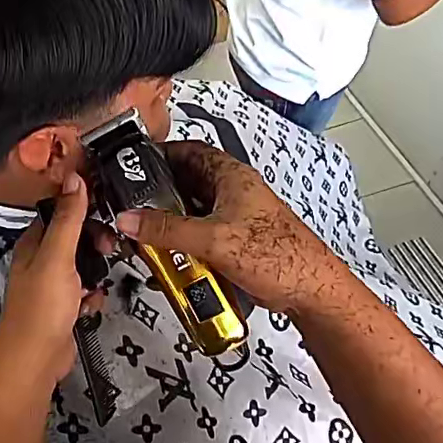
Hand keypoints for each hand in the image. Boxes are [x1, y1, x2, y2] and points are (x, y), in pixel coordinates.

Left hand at [0, 174, 96, 384]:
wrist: (35, 362)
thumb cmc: (40, 309)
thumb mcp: (57, 257)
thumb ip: (68, 218)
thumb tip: (73, 177)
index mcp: (33, 242)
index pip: (58, 209)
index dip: (82, 205)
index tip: (107, 206)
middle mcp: (40, 260)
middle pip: (74, 236)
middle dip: (95, 240)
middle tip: (109, 248)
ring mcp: (51, 284)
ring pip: (82, 263)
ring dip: (96, 269)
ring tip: (99, 279)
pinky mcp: (63, 306)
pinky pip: (85, 289)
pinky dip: (92, 294)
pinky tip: (91, 303)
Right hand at [111, 142, 356, 317]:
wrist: (310, 292)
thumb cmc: (282, 257)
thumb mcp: (213, 239)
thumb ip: (167, 230)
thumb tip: (132, 219)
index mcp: (232, 177)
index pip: (190, 151)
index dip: (161, 154)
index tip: (136, 165)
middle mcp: (234, 193)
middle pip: (187, 185)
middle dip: (161, 197)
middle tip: (138, 208)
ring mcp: (236, 219)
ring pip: (194, 214)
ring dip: (173, 226)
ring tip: (152, 238)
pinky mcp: (237, 243)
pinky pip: (203, 238)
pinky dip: (186, 247)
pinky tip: (176, 262)